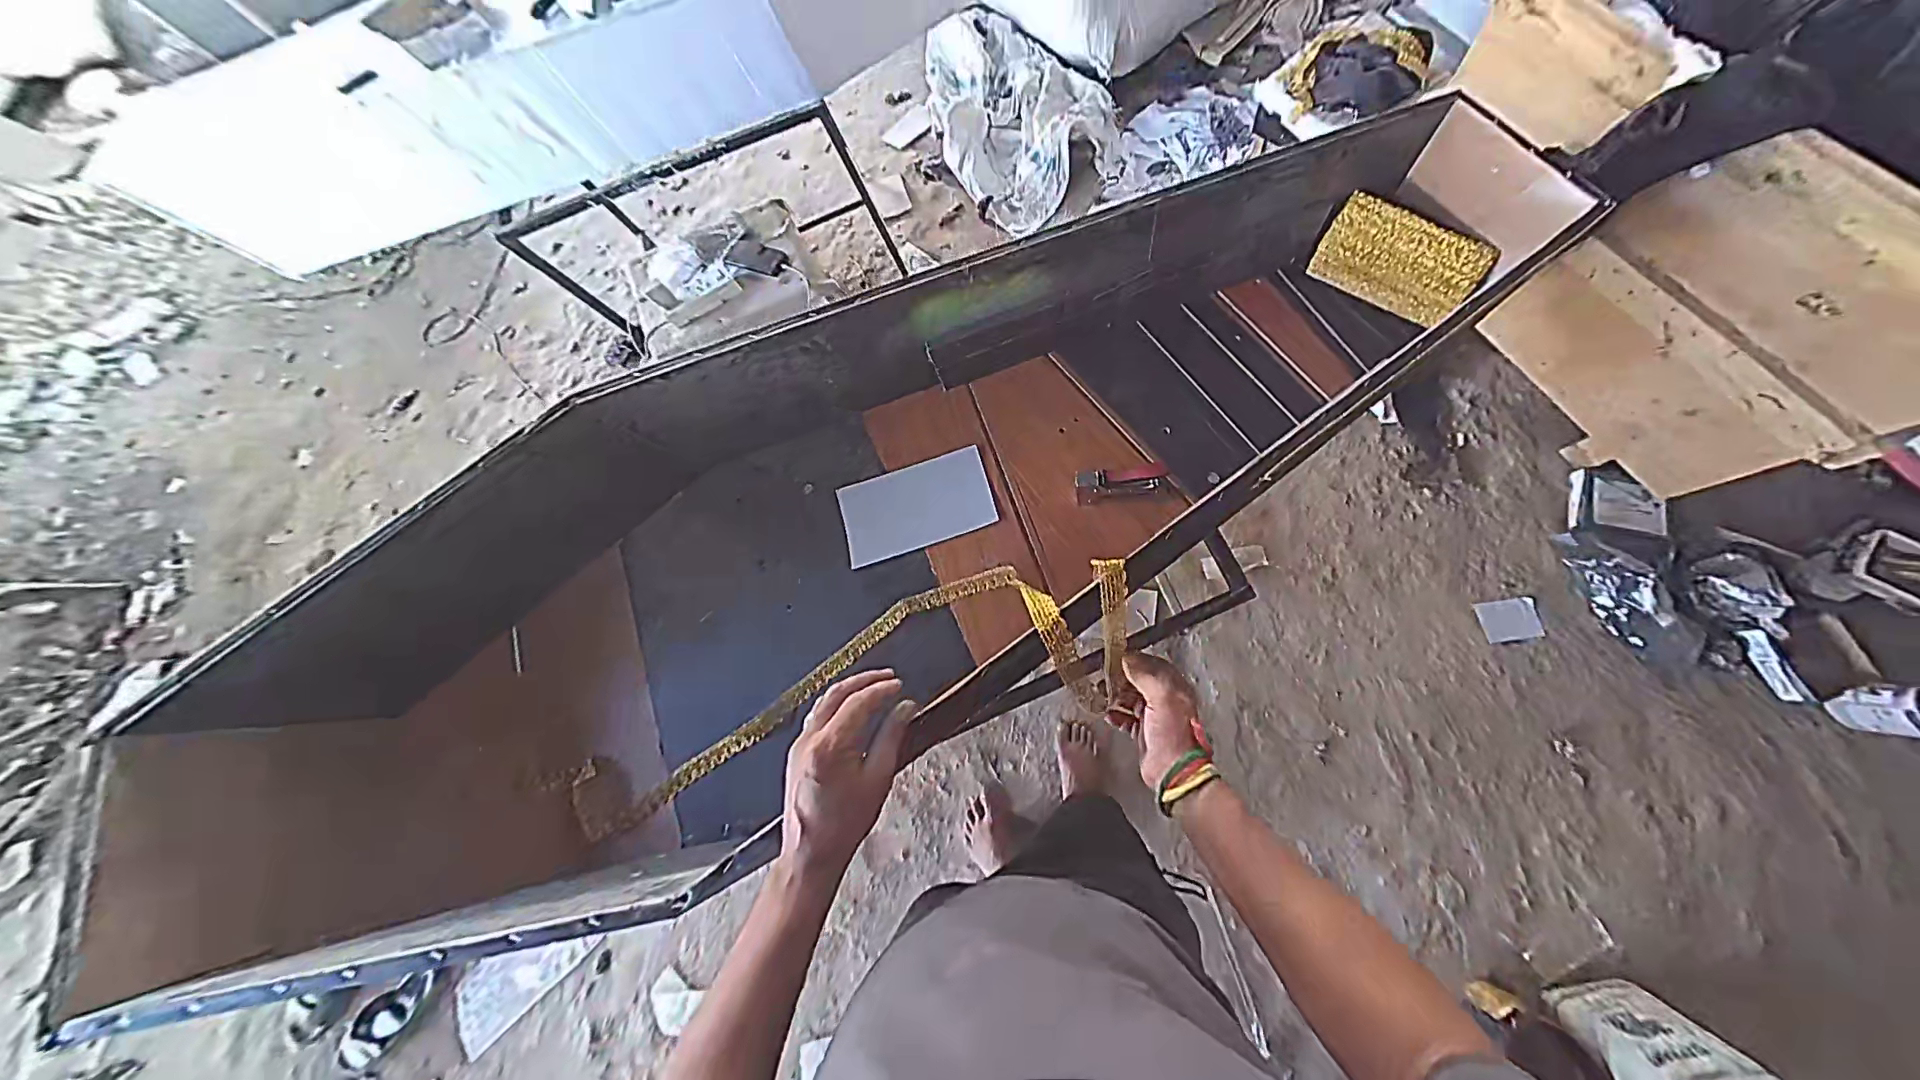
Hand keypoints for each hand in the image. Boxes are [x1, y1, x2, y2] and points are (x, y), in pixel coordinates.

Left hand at [780, 669, 914, 881]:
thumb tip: (904, 709)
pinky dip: (837, 704)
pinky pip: (817, 716)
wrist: (811, 851)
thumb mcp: (878, 778)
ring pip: (825, 701)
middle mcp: (810, 739)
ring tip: (873, 687)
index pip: (859, 702)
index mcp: (830, 746)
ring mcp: (800, 744)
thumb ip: (891, 737)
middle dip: (865, 680)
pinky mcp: (797, 751)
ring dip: (850, 689)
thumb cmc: (844, 824)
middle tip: (888, 678)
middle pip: (838, 693)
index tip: (899, 686)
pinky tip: (851, 708)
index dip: (881, 690)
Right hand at [1108, 652, 1209, 789]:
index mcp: (1174, 689)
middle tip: (1105, 676)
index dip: (1134, 660)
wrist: (1173, 771)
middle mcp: (1165, 700)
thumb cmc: (1172, 735)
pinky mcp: (1143, 731)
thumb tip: (1128, 658)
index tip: (1116, 658)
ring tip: (1102, 693)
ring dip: (1115, 695)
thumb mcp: (1161, 698)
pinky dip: (1115, 713)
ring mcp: (1153, 716)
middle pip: (1139, 681)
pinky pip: (1125, 716)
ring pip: (1130, 697)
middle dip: (1121, 678)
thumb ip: (1145, 676)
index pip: (1153, 665)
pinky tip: (1108, 713)